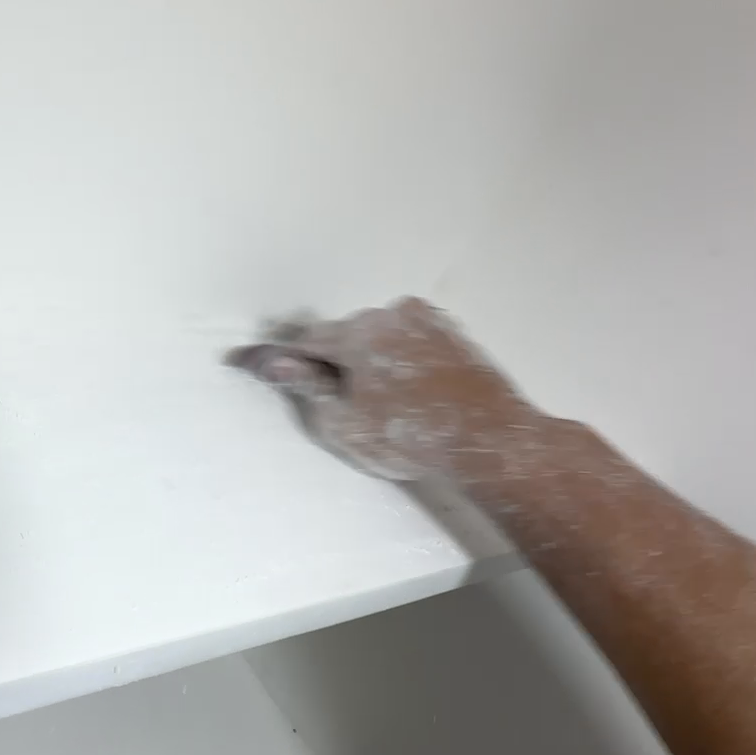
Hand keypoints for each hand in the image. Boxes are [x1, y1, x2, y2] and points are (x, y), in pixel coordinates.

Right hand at [227, 296, 539, 481]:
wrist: (490, 441)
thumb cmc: (405, 436)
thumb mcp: (341, 421)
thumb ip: (305, 386)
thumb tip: (270, 361)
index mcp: (358, 330)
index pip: (306, 340)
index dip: (285, 359)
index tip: (265, 368)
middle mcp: (393, 313)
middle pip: (346, 337)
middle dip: (336, 363)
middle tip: (340, 404)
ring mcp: (430, 321)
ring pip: (381, 339)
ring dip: (370, 361)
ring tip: (380, 403)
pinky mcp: (456, 336)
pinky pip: (411, 344)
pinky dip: (400, 362)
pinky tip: (408, 394)